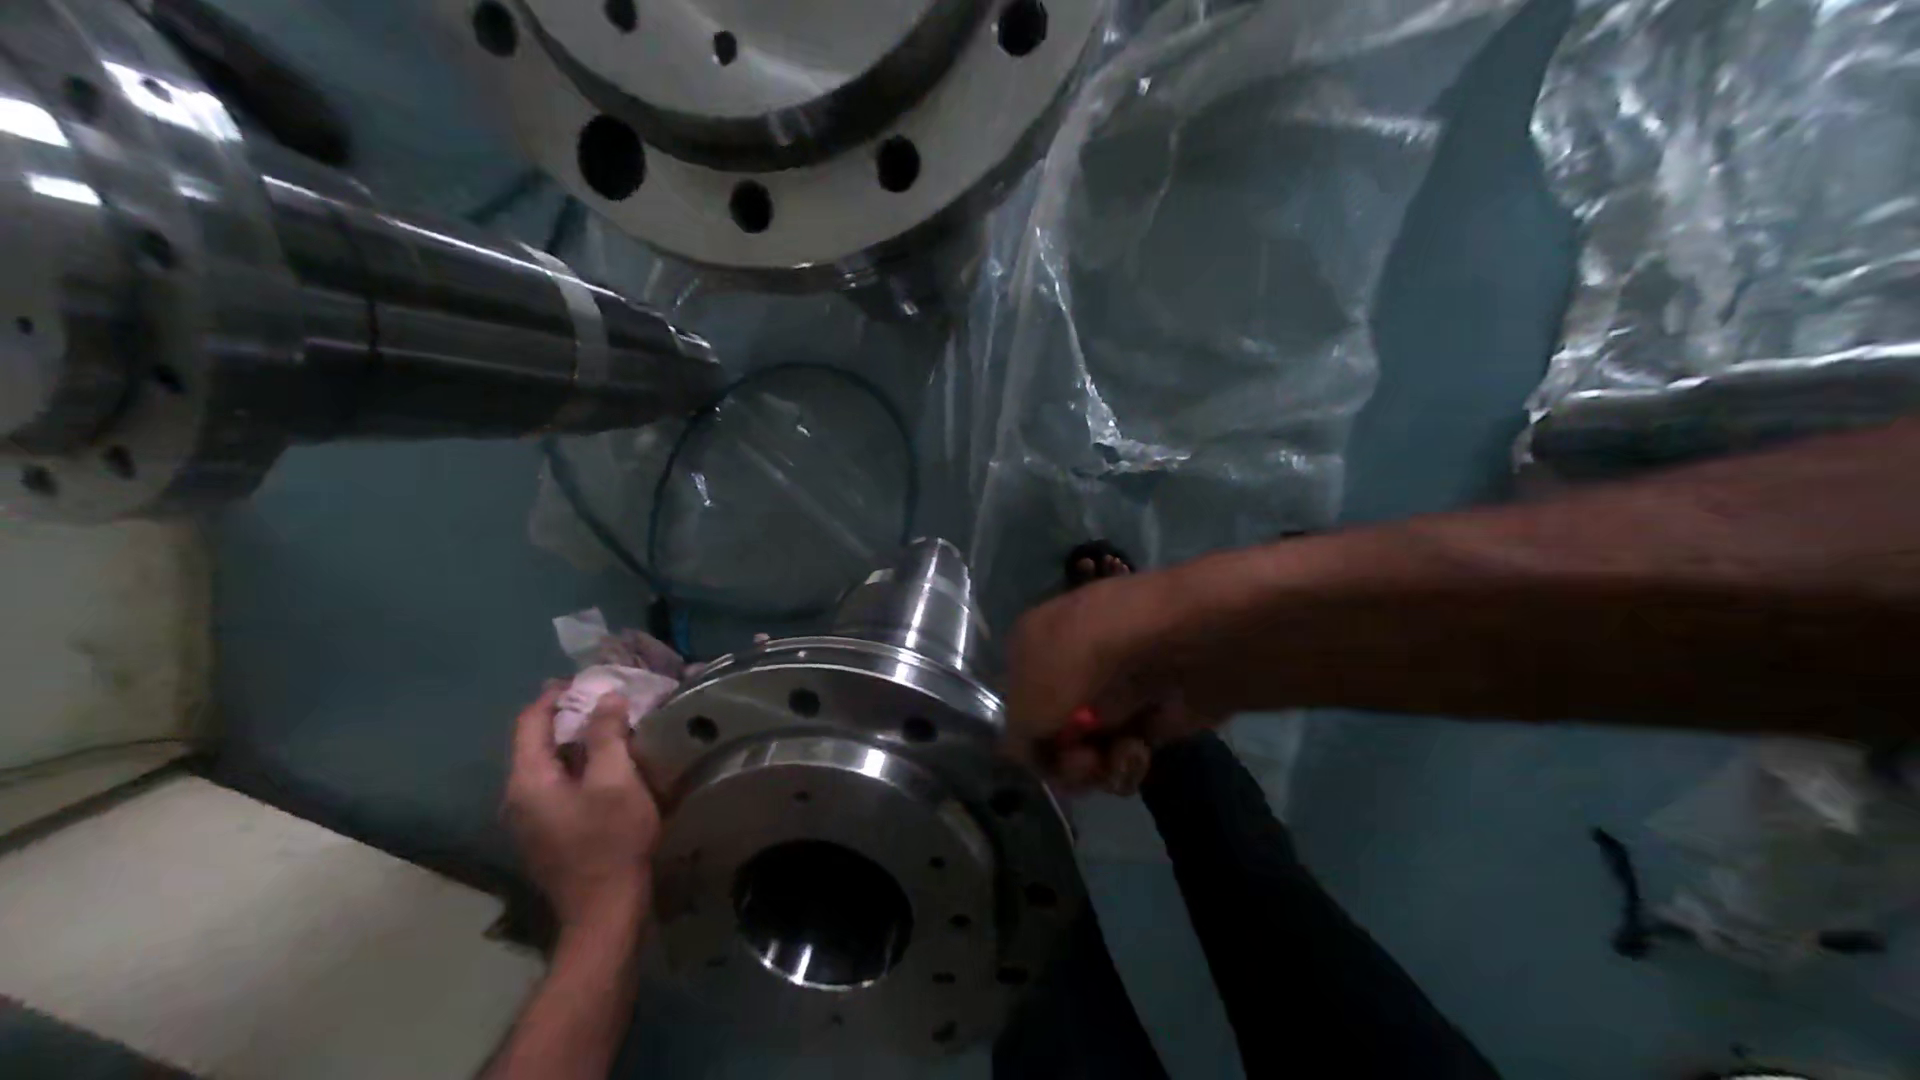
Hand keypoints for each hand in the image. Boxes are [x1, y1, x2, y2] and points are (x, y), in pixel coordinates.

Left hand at [504, 684, 660, 937]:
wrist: (604, 909)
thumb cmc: (611, 840)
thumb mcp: (616, 780)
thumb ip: (608, 735)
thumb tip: (606, 698)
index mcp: (528, 781)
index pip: (528, 724)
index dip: (552, 696)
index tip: (581, 679)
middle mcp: (518, 798)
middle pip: (535, 744)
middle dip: (566, 717)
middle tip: (603, 699)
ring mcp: (530, 820)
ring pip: (547, 766)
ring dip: (574, 742)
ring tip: (610, 727)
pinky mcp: (547, 834)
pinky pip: (555, 786)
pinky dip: (576, 765)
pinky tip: (606, 766)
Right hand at [1003, 567, 1216, 794]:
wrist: (1180, 640)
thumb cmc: (1088, 660)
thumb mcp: (1029, 701)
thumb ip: (1018, 740)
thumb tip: (1032, 757)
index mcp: (1031, 645)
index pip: (1017, 703)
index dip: (1027, 737)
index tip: (1044, 753)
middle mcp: (1069, 666)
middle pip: (1054, 736)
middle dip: (1064, 761)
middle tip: (1084, 762)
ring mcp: (1112, 690)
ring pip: (1089, 753)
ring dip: (1098, 768)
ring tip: (1119, 755)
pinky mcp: (1152, 715)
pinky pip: (1126, 757)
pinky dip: (1128, 764)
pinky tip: (1137, 750)